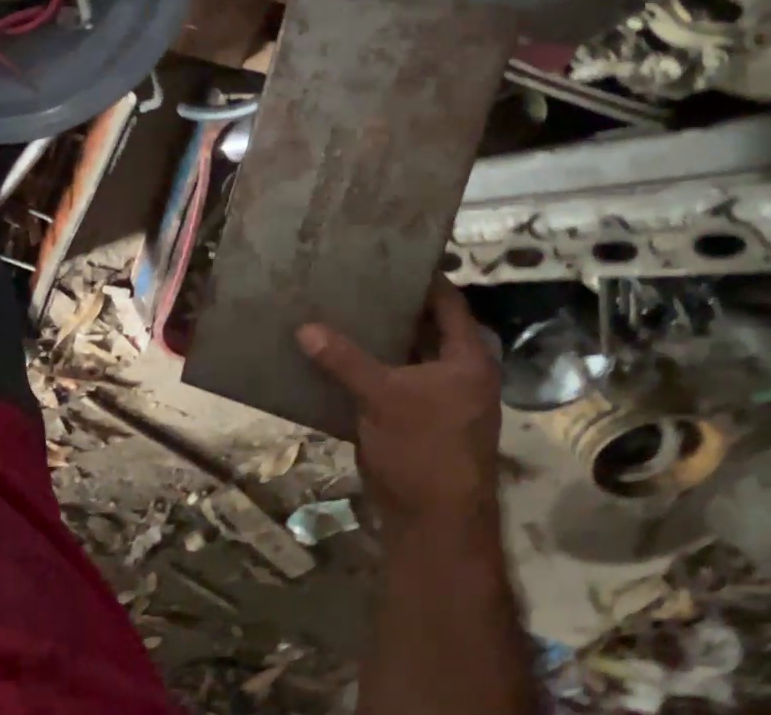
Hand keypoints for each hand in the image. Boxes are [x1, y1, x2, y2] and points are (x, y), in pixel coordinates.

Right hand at [296, 278, 501, 534]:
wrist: (431, 519)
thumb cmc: (424, 450)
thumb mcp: (383, 398)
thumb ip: (344, 359)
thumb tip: (304, 327)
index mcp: (466, 362)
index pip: (448, 305)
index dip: (423, 278)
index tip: (388, 251)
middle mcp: (452, 373)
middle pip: (419, 326)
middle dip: (385, 303)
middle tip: (345, 274)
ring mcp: (428, 396)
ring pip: (395, 352)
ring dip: (366, 335)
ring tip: (325, 304)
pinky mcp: (403, 415)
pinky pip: (377, 378)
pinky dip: (353, 364)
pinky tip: (319, 350)